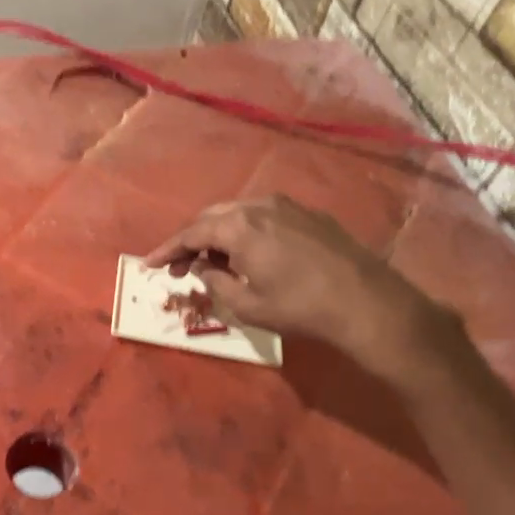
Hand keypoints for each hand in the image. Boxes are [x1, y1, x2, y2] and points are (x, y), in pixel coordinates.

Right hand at [144, 195, 454, 382]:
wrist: (366, 303)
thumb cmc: (299, 308)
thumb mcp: (246, 305)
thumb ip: (215, 282)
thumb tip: (203, 269)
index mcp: (238, 226)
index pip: (191, 233)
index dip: (167, 250)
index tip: (149, 265)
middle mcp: (259, 206)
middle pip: (213, 217)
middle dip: (192, 240)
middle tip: (179, 267)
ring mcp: (288, 206)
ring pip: (239, 214)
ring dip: (219, 235)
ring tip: (212, 263)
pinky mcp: (309, 215)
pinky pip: (264, 217)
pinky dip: (245, 232)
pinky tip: (248, 255)